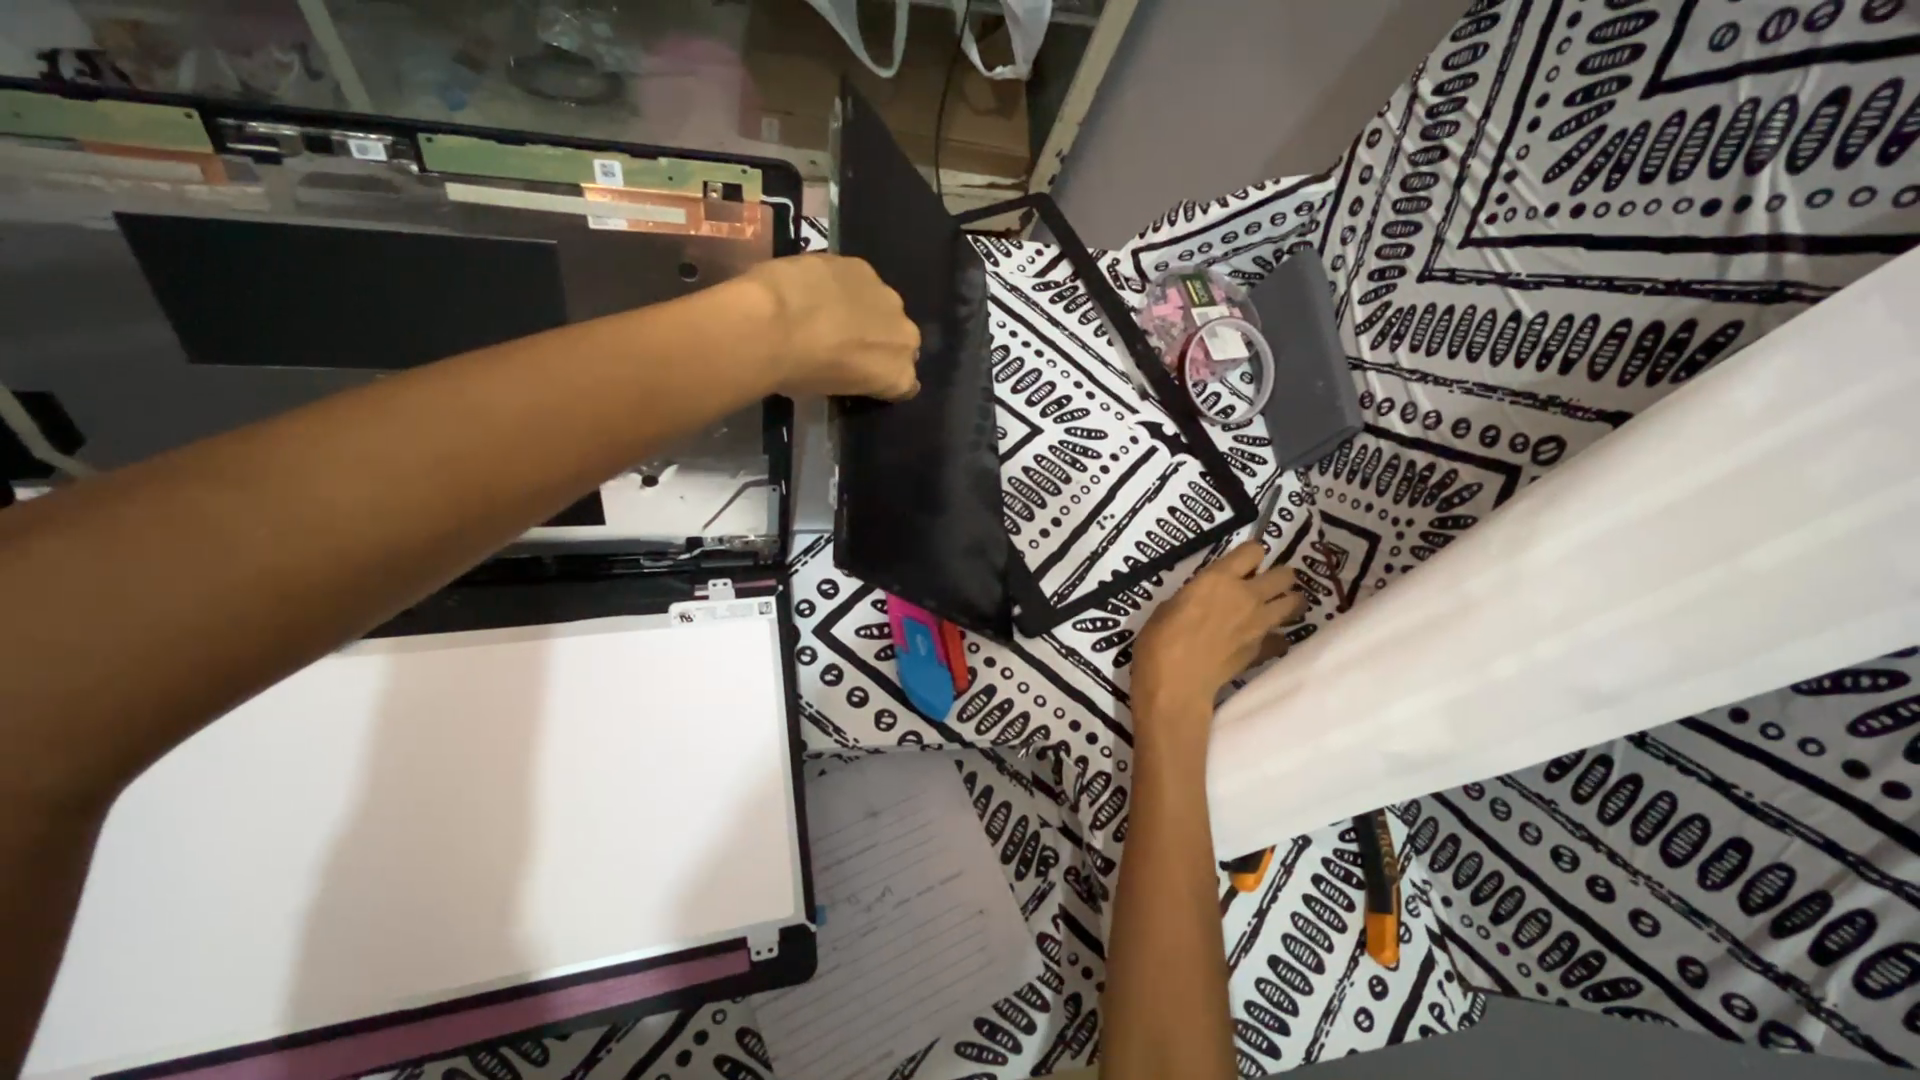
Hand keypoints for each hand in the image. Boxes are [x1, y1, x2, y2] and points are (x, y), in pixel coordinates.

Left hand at [740, 255, 920, 399]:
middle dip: (880, 340)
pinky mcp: (864, 267)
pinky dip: (843, 284)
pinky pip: (859, 280)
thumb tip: (840, 363)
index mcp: (898, 376)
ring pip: (882, 306)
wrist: (772, 323)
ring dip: (863, 309)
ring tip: (827, 310)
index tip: (862, 375)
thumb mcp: (827, 389)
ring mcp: (887, 297)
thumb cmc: (797, 371)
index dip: (883, 378)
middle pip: (900, 339)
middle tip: (845, 343)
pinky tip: (816, 286)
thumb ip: (849, 375)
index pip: (905, 383)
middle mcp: (905, 336)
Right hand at [1130, 543, 1303, 747]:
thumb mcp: (1168, 606)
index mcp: (1220, 578)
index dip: (1250, 554)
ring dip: (1288, 603)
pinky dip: (1277, 639)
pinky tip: (1265, 642)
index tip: (1242, 564)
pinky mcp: (1263, 650)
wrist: (1176, 683)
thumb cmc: (1159, 640)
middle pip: (1285, 574)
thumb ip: (1194, 596)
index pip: (1254, 550)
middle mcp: (1248, 595)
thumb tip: (1203, 600)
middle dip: (1279, 577)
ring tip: (1274, 608)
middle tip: (1264, 586)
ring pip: (1295, 603)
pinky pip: (1282, 639)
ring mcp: (1260, 624)